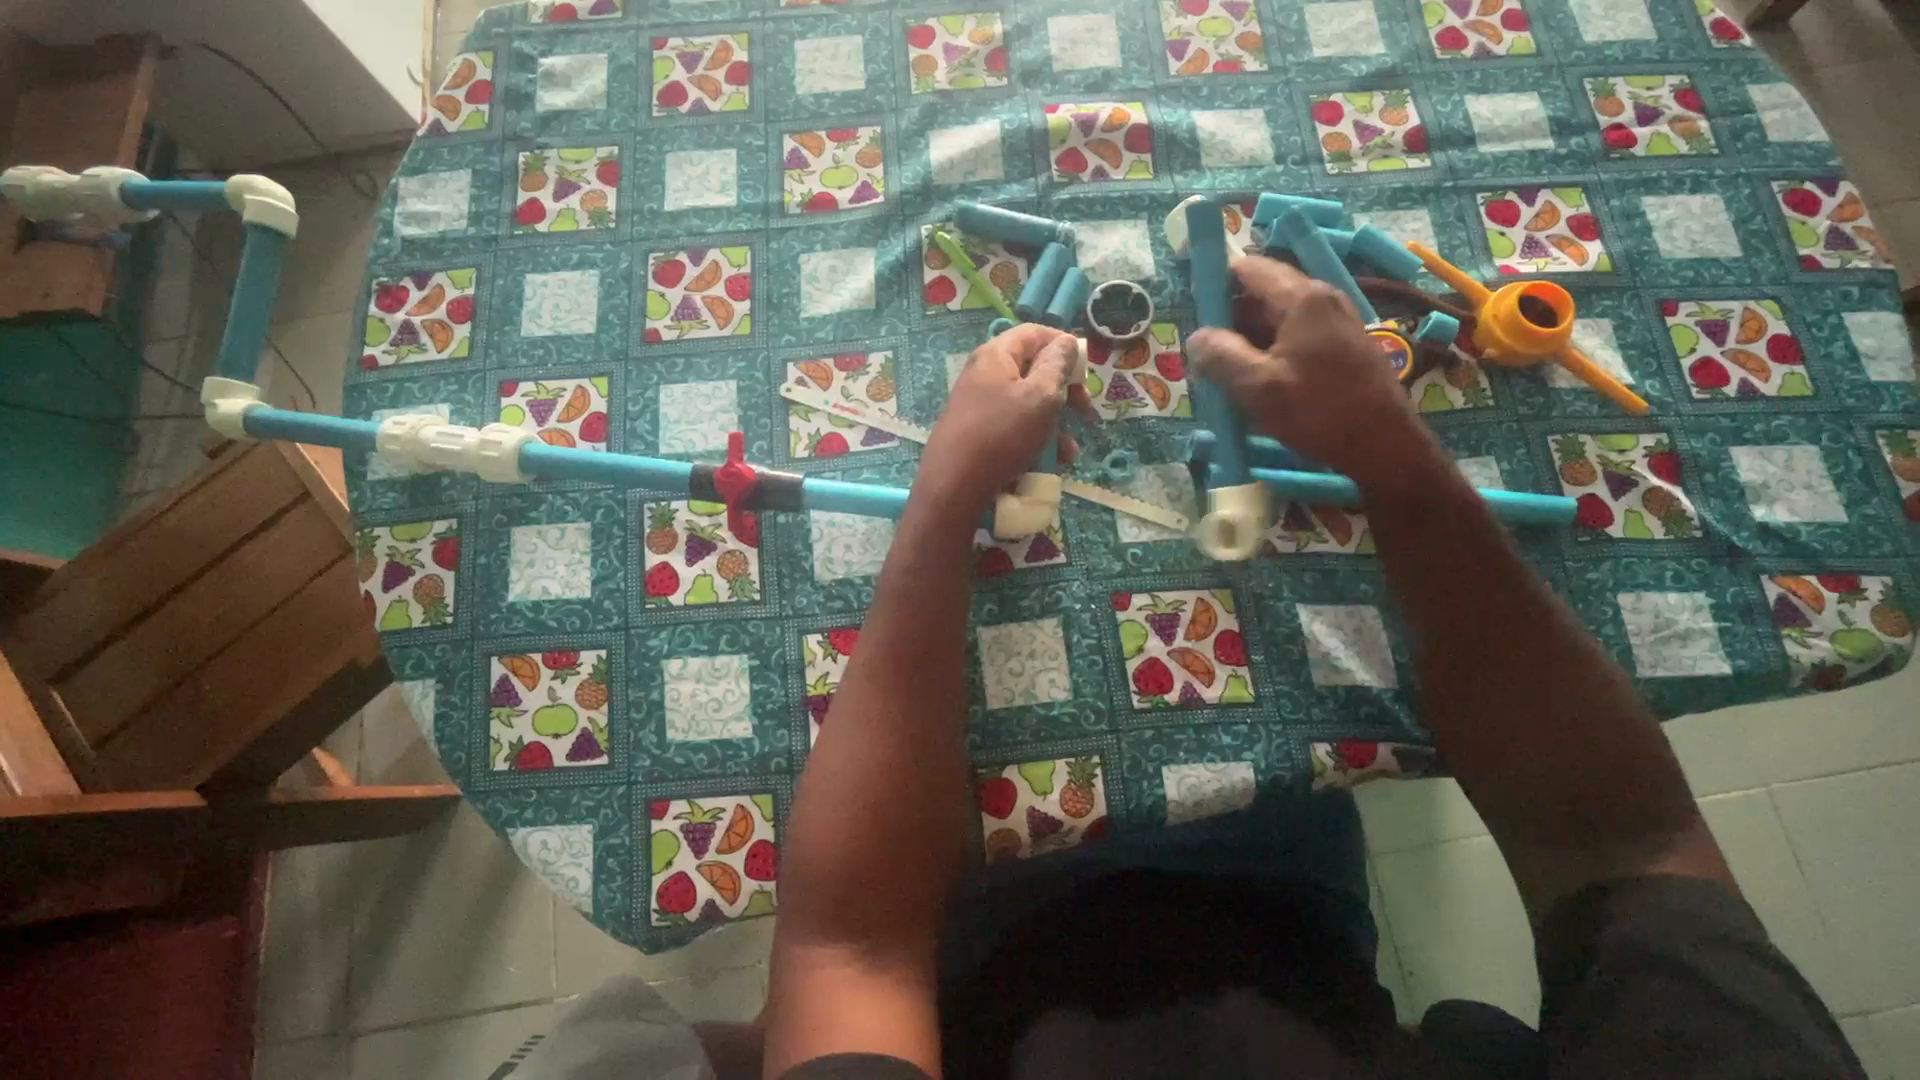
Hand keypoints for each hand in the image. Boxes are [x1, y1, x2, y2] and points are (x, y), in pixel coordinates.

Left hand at [916, 324, 1091, 521]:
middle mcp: (984, 375)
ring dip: (1054, 426)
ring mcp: (980, 406)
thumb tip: (1065, 342)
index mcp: (996, 355)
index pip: (1035, 333)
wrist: (954, 487)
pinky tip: (1048, 465)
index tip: (1085, 371)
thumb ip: (1057, 366)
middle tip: (1085, 412)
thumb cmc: (1001, 435)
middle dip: (1064, 393)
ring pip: (1028, 406)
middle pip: (1033, 371)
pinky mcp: (979, 435)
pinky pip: (1014, 430)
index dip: (1064, 346)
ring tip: (1067, 452)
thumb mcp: (1039, 396)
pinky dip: (1034, 442)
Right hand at [1189, 256, 1438, 492]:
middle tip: (1201, 346)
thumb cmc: (1319, 411)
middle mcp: (1321, 298)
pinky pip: (1293, 335)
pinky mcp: (1341, 345)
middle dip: (1228, 314)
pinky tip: (1254, 380)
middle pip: (1262, 291)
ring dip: (1246, 337)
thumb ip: (1220, 356)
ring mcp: (1335, 321)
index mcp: (1302, 298)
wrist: (1383, 445)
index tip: (1189, 301)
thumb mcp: (1257, 387)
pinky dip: (1268, 349)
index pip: (1248, 267)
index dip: (1214, 278)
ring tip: (1221, 368)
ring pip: (1276, 317)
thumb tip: (1196, 337)